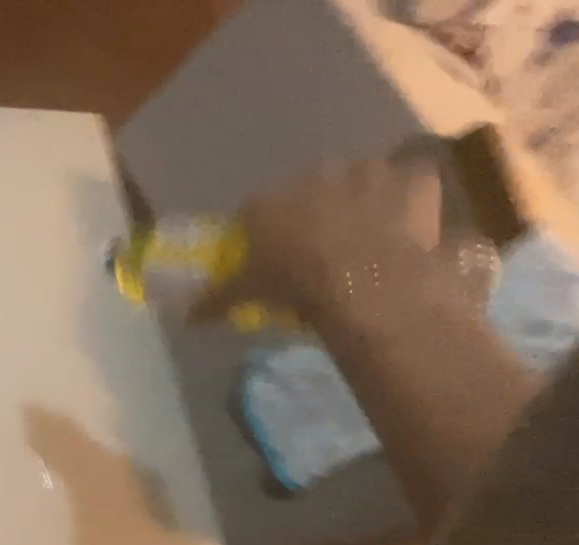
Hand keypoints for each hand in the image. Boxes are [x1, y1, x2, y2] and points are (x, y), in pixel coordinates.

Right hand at [191, 158, 445, 325]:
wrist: (365, 280)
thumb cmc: (294, 283)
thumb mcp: (246, 295)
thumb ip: (215, 299)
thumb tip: (187, 316)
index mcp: (267, 202)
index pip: (254, 209)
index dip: (262, 227)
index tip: (268, 248)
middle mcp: (313, 176)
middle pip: (309, 186)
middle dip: (313, 206)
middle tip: (317, 238)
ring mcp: (367, 171)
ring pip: (360, 179)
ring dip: (361, 196)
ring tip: (363, 228)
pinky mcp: (413, 177)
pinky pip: (408, 182)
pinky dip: (406, 197)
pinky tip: (401, 222)